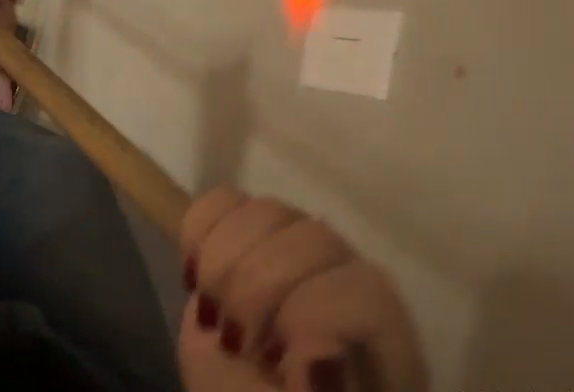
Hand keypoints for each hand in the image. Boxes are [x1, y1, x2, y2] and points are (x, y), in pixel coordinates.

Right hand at [177, 188, 426, 391]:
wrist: (242, 391)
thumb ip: (324, 390)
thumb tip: (324, 357)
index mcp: (379, 330)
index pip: (360, 288)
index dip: (307, 313)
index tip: (271, 359)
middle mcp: (345, 275)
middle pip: (312, 238)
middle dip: (255, 288)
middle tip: (232, 339)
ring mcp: (294, 247)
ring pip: (265, 211)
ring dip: (221, 263)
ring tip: (214, 313)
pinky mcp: (245, 233)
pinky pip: (222, 199)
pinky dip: (198, 231)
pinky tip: (194, 278)